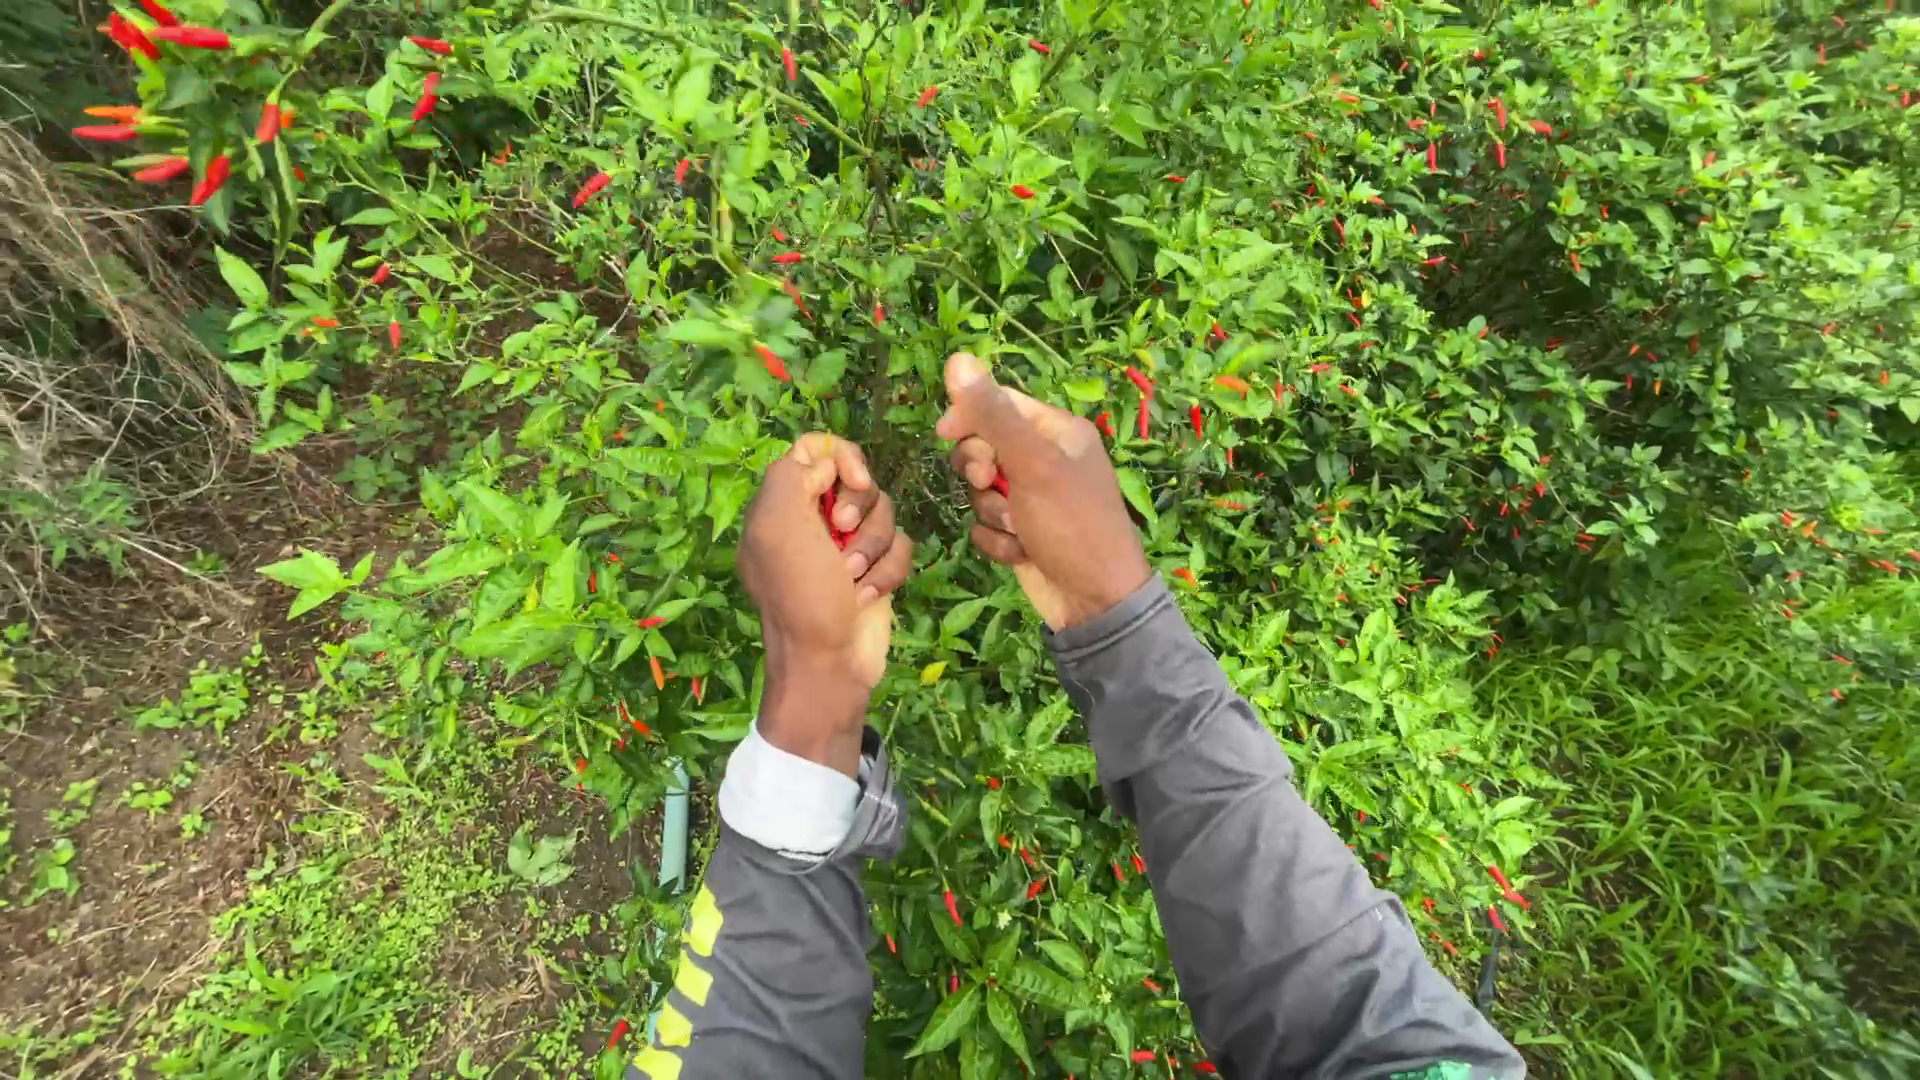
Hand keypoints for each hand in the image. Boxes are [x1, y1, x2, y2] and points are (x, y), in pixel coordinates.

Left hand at [738, 433, 913, 775]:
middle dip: (860, 509)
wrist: (829, 663)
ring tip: (854, 578)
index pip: (815, 451)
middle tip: (842, 534)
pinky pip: (901, 545)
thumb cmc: (801, 594)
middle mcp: (814, 522)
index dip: (842, 457)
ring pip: (884, 513)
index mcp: (782, 506)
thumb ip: (793, 474)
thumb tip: (825, 463)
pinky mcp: (876, 570)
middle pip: (857, 479)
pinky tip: (869, 595)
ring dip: (873, 547)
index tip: (853, 479)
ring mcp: (847, 548)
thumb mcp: (778, 525)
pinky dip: (889, 570)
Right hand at [936, 353, 1151, 630]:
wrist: (1094, 601)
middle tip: (992, 484)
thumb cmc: (1073, 525)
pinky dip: (998, 541)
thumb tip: (958, 359)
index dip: (970, 415)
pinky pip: (986, 525)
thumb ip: (993, 415)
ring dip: (993, 512)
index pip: (1000, 404)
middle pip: (984, 447)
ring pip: (980, 491)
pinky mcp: (1021, 533)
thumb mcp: (1033, 464)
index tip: (945, 432)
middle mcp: (1045, 460)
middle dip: (981, 472)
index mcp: (1057, 432)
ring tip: (1021, 529)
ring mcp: (1032, 499)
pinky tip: (1022, 553)